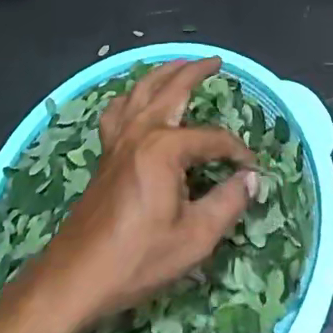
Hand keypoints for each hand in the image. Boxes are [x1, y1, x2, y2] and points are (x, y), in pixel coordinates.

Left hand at [34, 58, 257, 322]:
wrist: (81, 271)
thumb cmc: (140, 256)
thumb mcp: (195, 237)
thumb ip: (227, 202)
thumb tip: (251, 178)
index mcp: (164, 148)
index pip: (211, 139)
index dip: (236, 152)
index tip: (252, 169)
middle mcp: (139, 131)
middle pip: (170, 89)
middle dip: (194, 72)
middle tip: (215, 61)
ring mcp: (117, 137)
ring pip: (141, 89)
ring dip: (162, 73)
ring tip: (180, 64)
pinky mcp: (105, 149)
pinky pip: (118, 108)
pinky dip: (131, 95)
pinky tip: (136, 99)